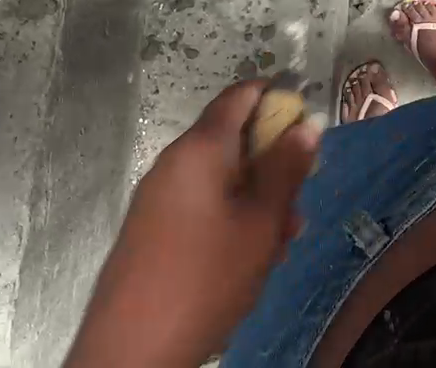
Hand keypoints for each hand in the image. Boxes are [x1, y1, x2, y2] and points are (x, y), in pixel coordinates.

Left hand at [68, 80, 324, 367]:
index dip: (277, 97)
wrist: (130, 353)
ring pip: (221, 178)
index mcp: (201, 147)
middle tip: (300, 201)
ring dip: (257, 198)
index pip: (241, 94)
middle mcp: (175, 161)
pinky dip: (230, 217)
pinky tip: (249, 258)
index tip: (306, 121)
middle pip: (233, 139)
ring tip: (282, 241)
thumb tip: (306, 124)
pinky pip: (201, 204)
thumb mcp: (261, 222)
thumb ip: (286, 169)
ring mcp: (159, 195)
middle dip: (273, 163)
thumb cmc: (205, 277)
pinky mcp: (151, 228)